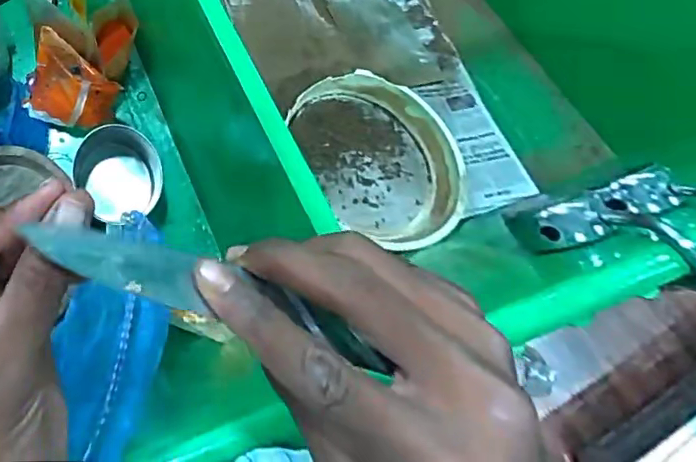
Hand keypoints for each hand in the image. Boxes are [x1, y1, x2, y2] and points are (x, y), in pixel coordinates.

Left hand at [0, 180, 91, 461]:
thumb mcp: (8, 359)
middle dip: (32, 224)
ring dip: (48, 238)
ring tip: (87, 216)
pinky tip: (83, 252)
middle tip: (78, 198)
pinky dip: (54, 264)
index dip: (8, 218)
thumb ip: (37, 282)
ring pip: (9, 253)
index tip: (58, 195)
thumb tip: (71, 205)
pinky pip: (26, 275)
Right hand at [194, 234, 546, 461]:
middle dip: (285, 261)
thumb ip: (294, 383)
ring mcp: (485, 347)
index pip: (320, 370)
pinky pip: (405, 270)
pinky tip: (333, 276)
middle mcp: (469, 388)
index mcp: (424, 451)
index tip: (208, 274)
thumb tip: (246, 301)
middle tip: (242, 258)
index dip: (256, 316)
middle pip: (355, 292)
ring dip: (316, 254)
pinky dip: (358, 265)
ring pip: (378, 262)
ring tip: (281, 264)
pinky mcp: (486, 322)